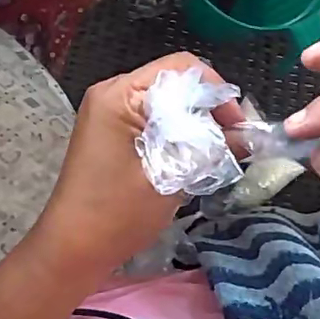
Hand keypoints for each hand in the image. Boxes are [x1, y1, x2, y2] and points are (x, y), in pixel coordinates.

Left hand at [30, 52, 241, 283]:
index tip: (238, 126)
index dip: (217, 92)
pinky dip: (174, 133)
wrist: (71, 249)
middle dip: (208, 109)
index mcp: (119, 95)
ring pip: (165, 103)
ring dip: (193, 124)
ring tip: (218, 152)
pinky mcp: (109, 132)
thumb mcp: (172, 178)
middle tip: (235, 142)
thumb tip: (249, 136)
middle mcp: (111, 94)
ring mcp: (107, 113)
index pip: (181, 69)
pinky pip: (151, 119)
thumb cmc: (116, 214)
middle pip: (174, 84)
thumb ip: (211, 149)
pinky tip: (191, 157)